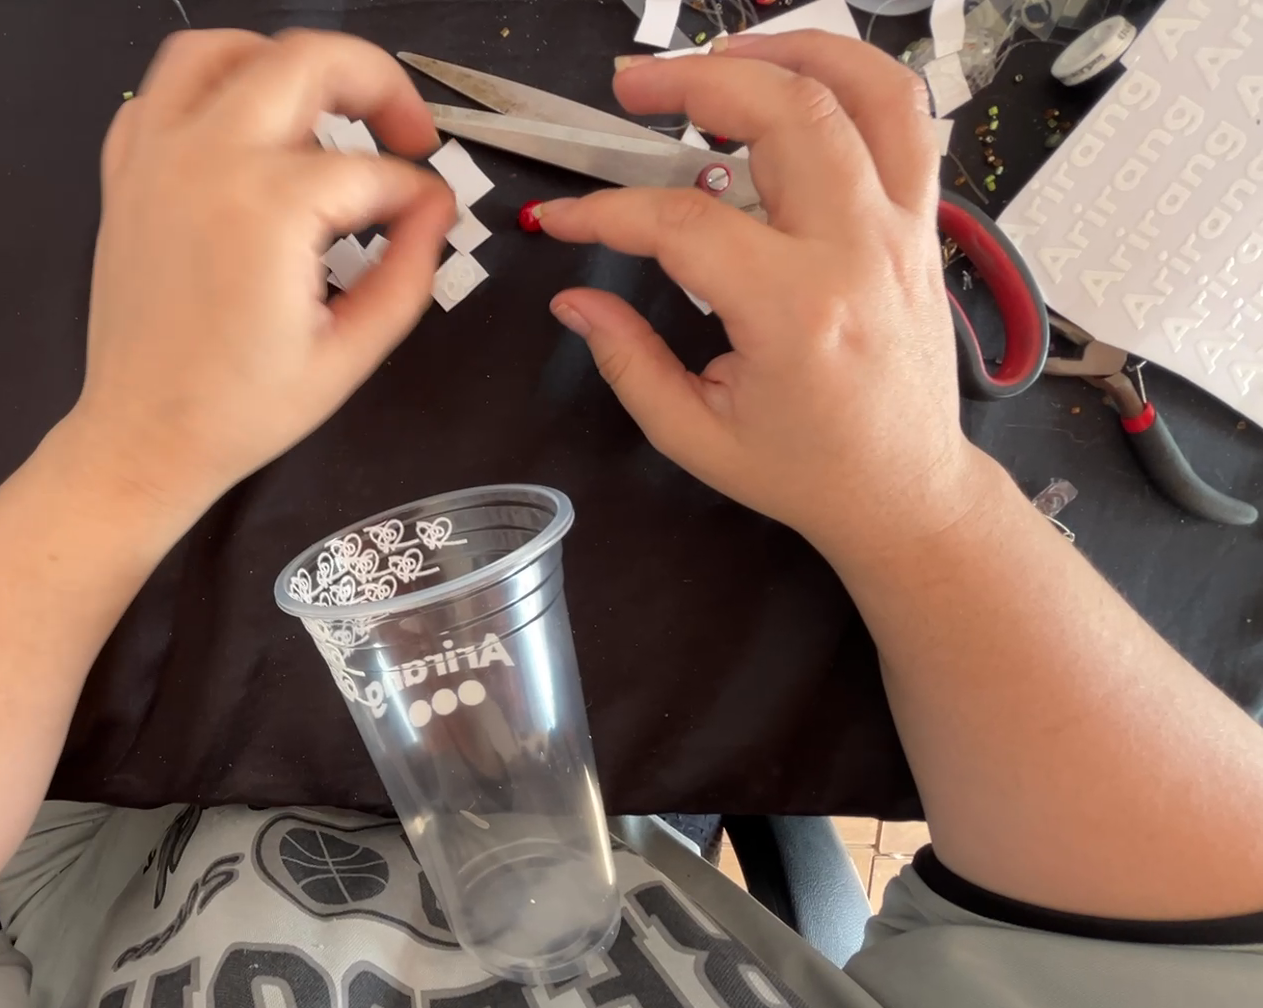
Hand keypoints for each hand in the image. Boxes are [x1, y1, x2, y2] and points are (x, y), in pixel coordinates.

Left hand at [68, 29, 454, 511]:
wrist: (147, 439)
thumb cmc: (236, 413)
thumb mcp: (347, 356)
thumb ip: (407, 275)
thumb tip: (432, 216)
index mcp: (268, 209)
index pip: (371, 172)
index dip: (415, 192)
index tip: (428, 216)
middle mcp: (207, 163)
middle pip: (309, 63)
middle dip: (377, 84)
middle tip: (405, 131)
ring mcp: (156, 163)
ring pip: (224, 50)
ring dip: (288, 64)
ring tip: (326, 107)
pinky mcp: (126, 180)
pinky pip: (161, 93)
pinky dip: (209, 90)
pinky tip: (241, 130)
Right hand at [536, 32, 994, 559]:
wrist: (902, 486)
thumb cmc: (794, 469)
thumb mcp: (688, 431)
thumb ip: (626, 358)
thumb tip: (572, 304)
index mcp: (792, 312)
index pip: (682, 227)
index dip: (605, 214)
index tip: (556, 219)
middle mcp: (857, 251)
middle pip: (786, 115)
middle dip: (695, 82)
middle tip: (628, 86)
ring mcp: (905, 226)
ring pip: (863, 91)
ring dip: (785, 51)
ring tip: (715, 55)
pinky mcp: (921, 222)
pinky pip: (903, 118)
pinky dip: (848, 77)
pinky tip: (794, 81)